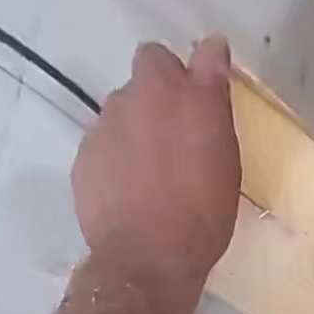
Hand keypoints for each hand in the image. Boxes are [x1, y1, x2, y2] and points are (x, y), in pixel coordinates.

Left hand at [73, 37, 240, 294]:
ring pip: (127, 107)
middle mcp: (149, 96)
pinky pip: (107, 141)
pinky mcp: (87, 148)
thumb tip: (209, 81)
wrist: (148, 257)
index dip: (209, 64)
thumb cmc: (203, 221)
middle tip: (176, 131)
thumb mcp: (226, 171)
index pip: (206, 56)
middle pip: (153, 64)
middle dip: (164, 87)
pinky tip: (132, 192)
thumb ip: (214, 120)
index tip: (212, 79)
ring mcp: (111, 119)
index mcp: (195, 102)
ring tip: (154, 174)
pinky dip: (120, 157)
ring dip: (140, 127)